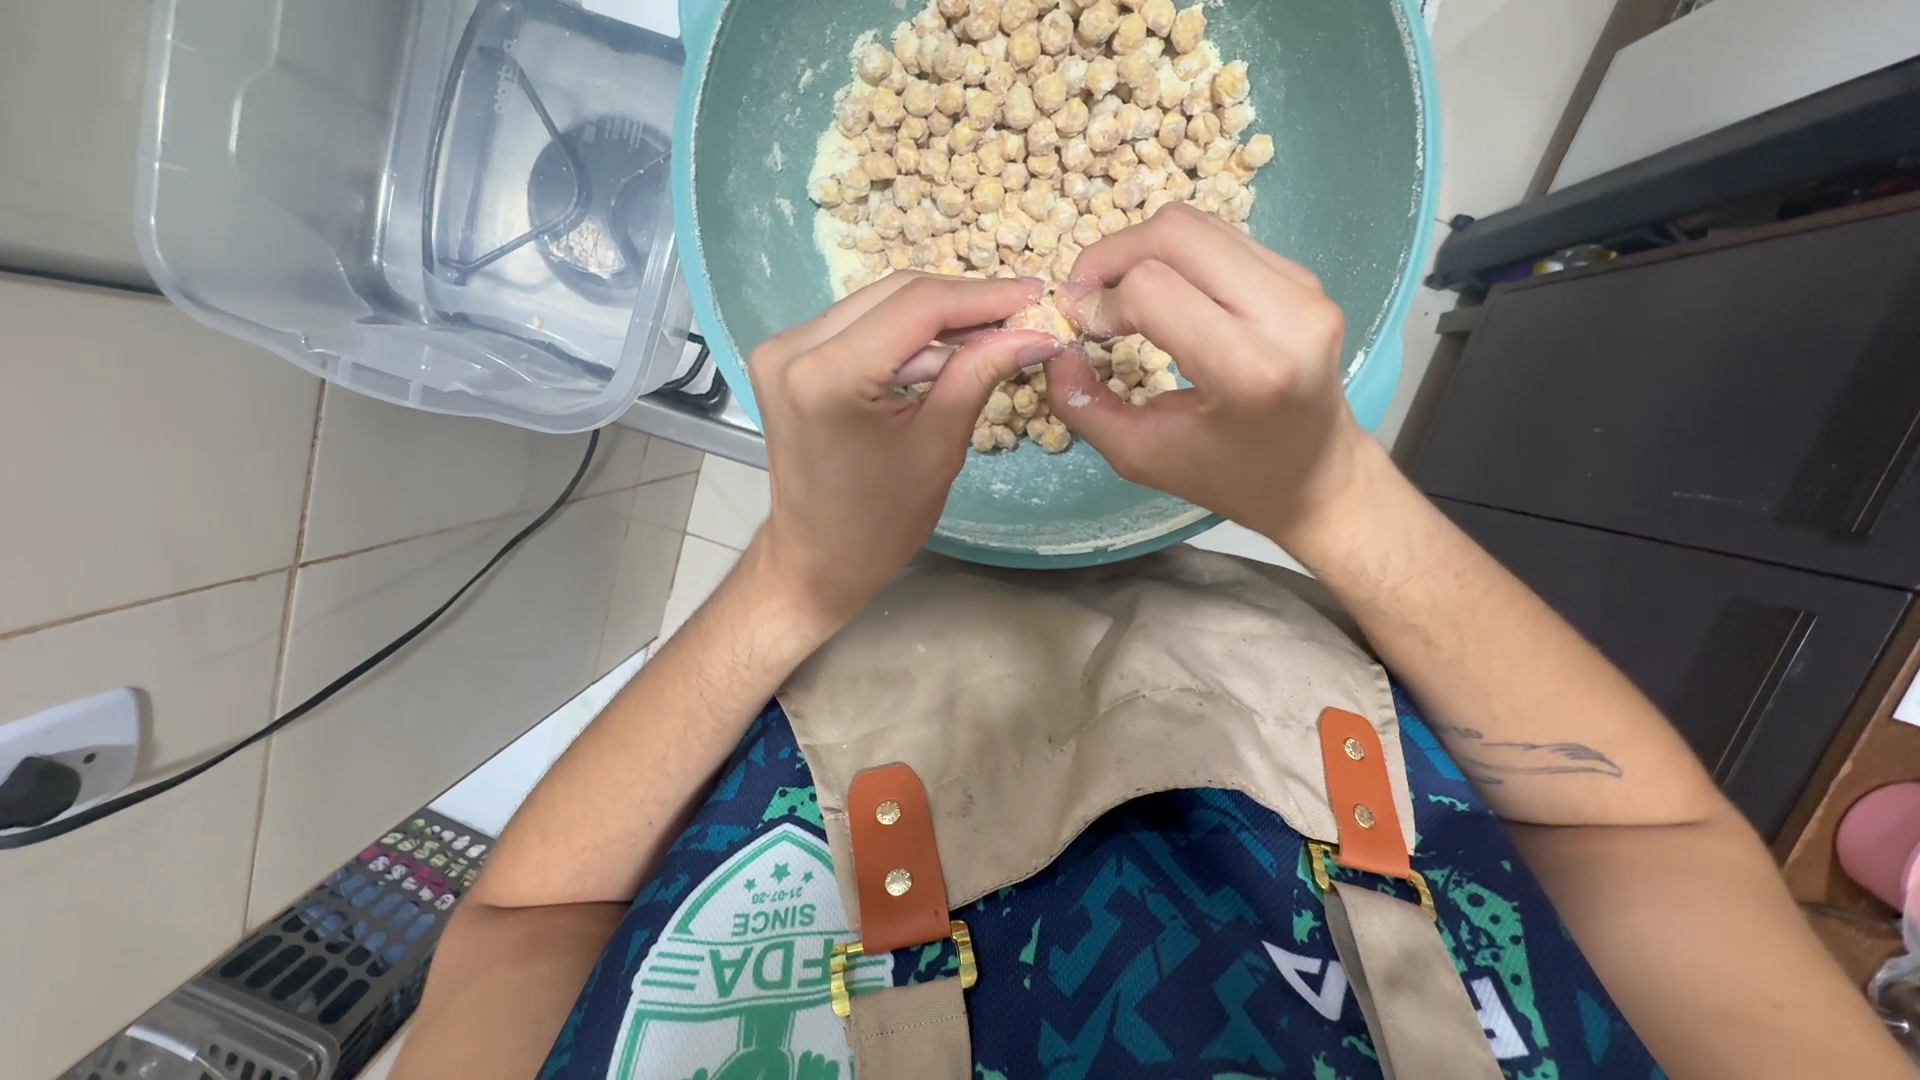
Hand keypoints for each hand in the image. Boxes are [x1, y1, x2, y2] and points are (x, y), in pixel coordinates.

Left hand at [746, 271, 1062, 624]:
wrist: (815, 560)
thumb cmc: (878, 523)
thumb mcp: (938, 448)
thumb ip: (979, 375)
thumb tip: (1034, 332)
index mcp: (825, 376)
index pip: (917, 307)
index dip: (984, 296)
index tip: (1036, 294)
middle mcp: (792, 348)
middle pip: (895, 295)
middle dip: (964, 302)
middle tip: (1022, 312)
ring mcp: (783, 350)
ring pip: (878, 306)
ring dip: (937, 318)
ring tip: (994, 332)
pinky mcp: (787, 359)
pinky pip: (859, 327)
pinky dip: (905, 337)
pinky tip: (949, 350)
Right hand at [1047, 205, 1370, 543]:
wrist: (1314, 475)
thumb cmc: (1226, 477)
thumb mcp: (1139, 456)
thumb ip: (1082, 404)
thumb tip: (1054, 347)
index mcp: (1248, 370)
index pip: (1153, 290)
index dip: (1099, 300)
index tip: (1077, 326)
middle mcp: (1286, 314)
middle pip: (1175, 234)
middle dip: (1112, 255)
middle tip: (1084, 294)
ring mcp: (1302, 288)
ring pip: (1197, 225)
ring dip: (1140, 248)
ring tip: (1116, 291)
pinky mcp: (1303, 277)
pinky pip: (1221, 238)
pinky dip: (1174, 255)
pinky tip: (1159, 292)